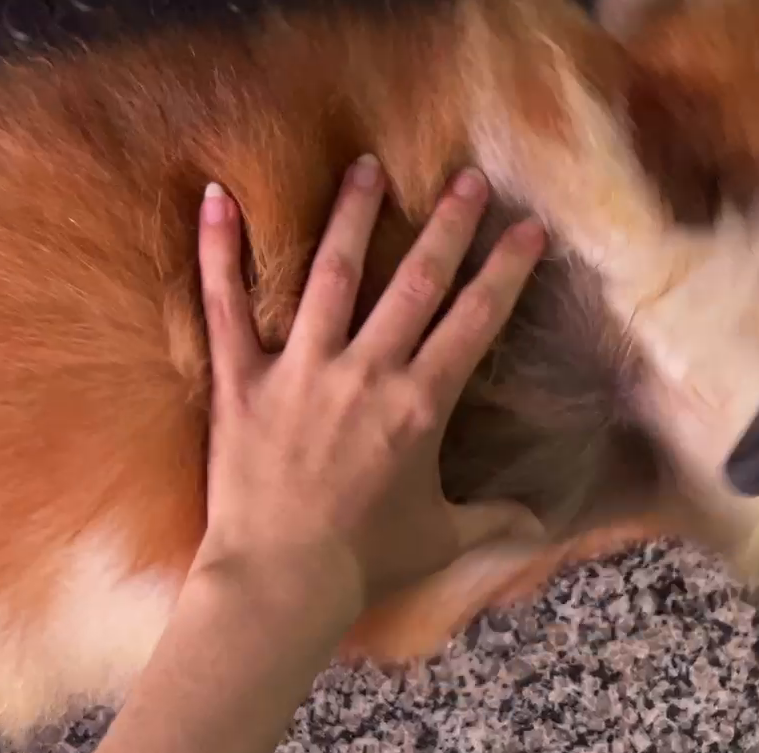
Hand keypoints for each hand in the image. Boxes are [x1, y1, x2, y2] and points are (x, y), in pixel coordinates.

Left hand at [193, 157, 547, 609]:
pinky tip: (215, 198)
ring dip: (351, 217)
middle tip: (468, 179)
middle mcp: (366, 371)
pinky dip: (218, 252)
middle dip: (447, 227)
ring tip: (367, 167)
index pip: (475, 322)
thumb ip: (496, 522)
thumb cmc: (368, 560)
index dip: (505, 272)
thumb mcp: (444, 538)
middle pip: (414, 282)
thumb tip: (543, 527)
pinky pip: (225, 306)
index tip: (526, 230)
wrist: (283, 580)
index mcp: (420, 405)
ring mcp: (300, 369)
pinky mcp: (242, 382)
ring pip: (330, 275)